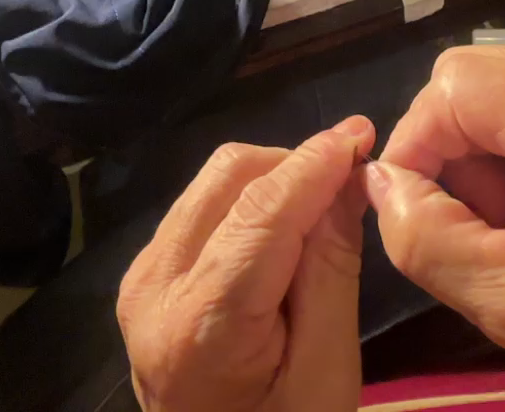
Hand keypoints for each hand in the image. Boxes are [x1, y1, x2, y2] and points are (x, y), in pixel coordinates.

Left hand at [117, 117, 374, 411]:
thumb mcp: (327, 373)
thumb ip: (333, 268)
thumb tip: (348, 177)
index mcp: (198, 325)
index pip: (261, 213)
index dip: (313, 164)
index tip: (361, 132)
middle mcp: (154, 282)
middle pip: (230, 176)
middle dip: (294, 166)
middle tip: (348, 183)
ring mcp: (142, 271)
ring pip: (215, 179)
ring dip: (274, 177)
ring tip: (319, 211)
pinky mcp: (146, 267)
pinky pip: (203, 202)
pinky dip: (251, 197)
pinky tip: (283, 230)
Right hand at [366, 47, 504, 411]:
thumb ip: (425, 237)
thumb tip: (377, 179)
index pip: (455, 89)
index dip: (416, 145)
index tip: (413, 212)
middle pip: (464, 76)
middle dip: (442, 146)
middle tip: (466, 217)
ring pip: (478, 87)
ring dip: (465, 150)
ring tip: (500, 217)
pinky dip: (489, 150)